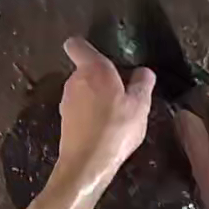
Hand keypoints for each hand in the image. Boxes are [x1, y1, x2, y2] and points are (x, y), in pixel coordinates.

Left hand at [52, 37, 155, 195]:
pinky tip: (104, 129)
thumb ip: (143, 84)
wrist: (88, 163)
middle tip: (122, 94)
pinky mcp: (64, 120)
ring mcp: (66, 101)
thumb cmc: (116, 128)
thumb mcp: (140, 106)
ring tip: (115, 115)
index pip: (77, 44)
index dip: (88, 48)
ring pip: (83, 90)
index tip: (104, 59)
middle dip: (101, 78)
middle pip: (85, 70)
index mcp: (93, 69)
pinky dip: (89, 114)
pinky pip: (80, 109)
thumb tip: (144, 71)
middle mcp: (74, 80)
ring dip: (96, 97)